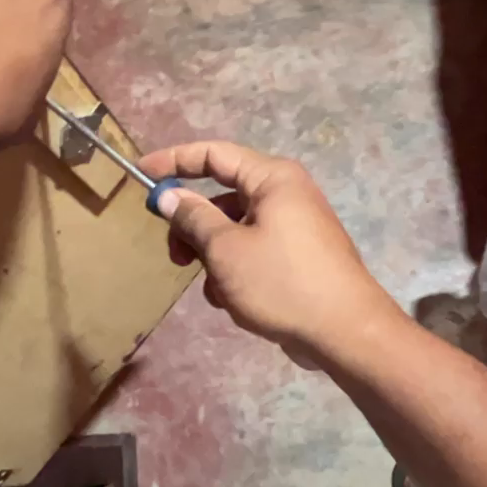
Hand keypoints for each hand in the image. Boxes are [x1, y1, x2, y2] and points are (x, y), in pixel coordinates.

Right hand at [138, 142, 403, 361]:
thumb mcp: (226, 249)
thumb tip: (169, 195)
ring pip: (234, 231)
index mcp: (272, 178)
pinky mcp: (296, 258)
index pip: (213, 154)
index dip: (174, 161)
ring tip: (216, 291)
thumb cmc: (282, 282)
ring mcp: (293, 228)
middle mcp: (285, 194)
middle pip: (222, 197)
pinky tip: (235, 303)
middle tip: (175, 254)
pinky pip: (253, 254)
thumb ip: (193, 218)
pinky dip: (236, 273)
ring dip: (214, 259)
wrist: (345, 332)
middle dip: (194, 226)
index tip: (141, 173)